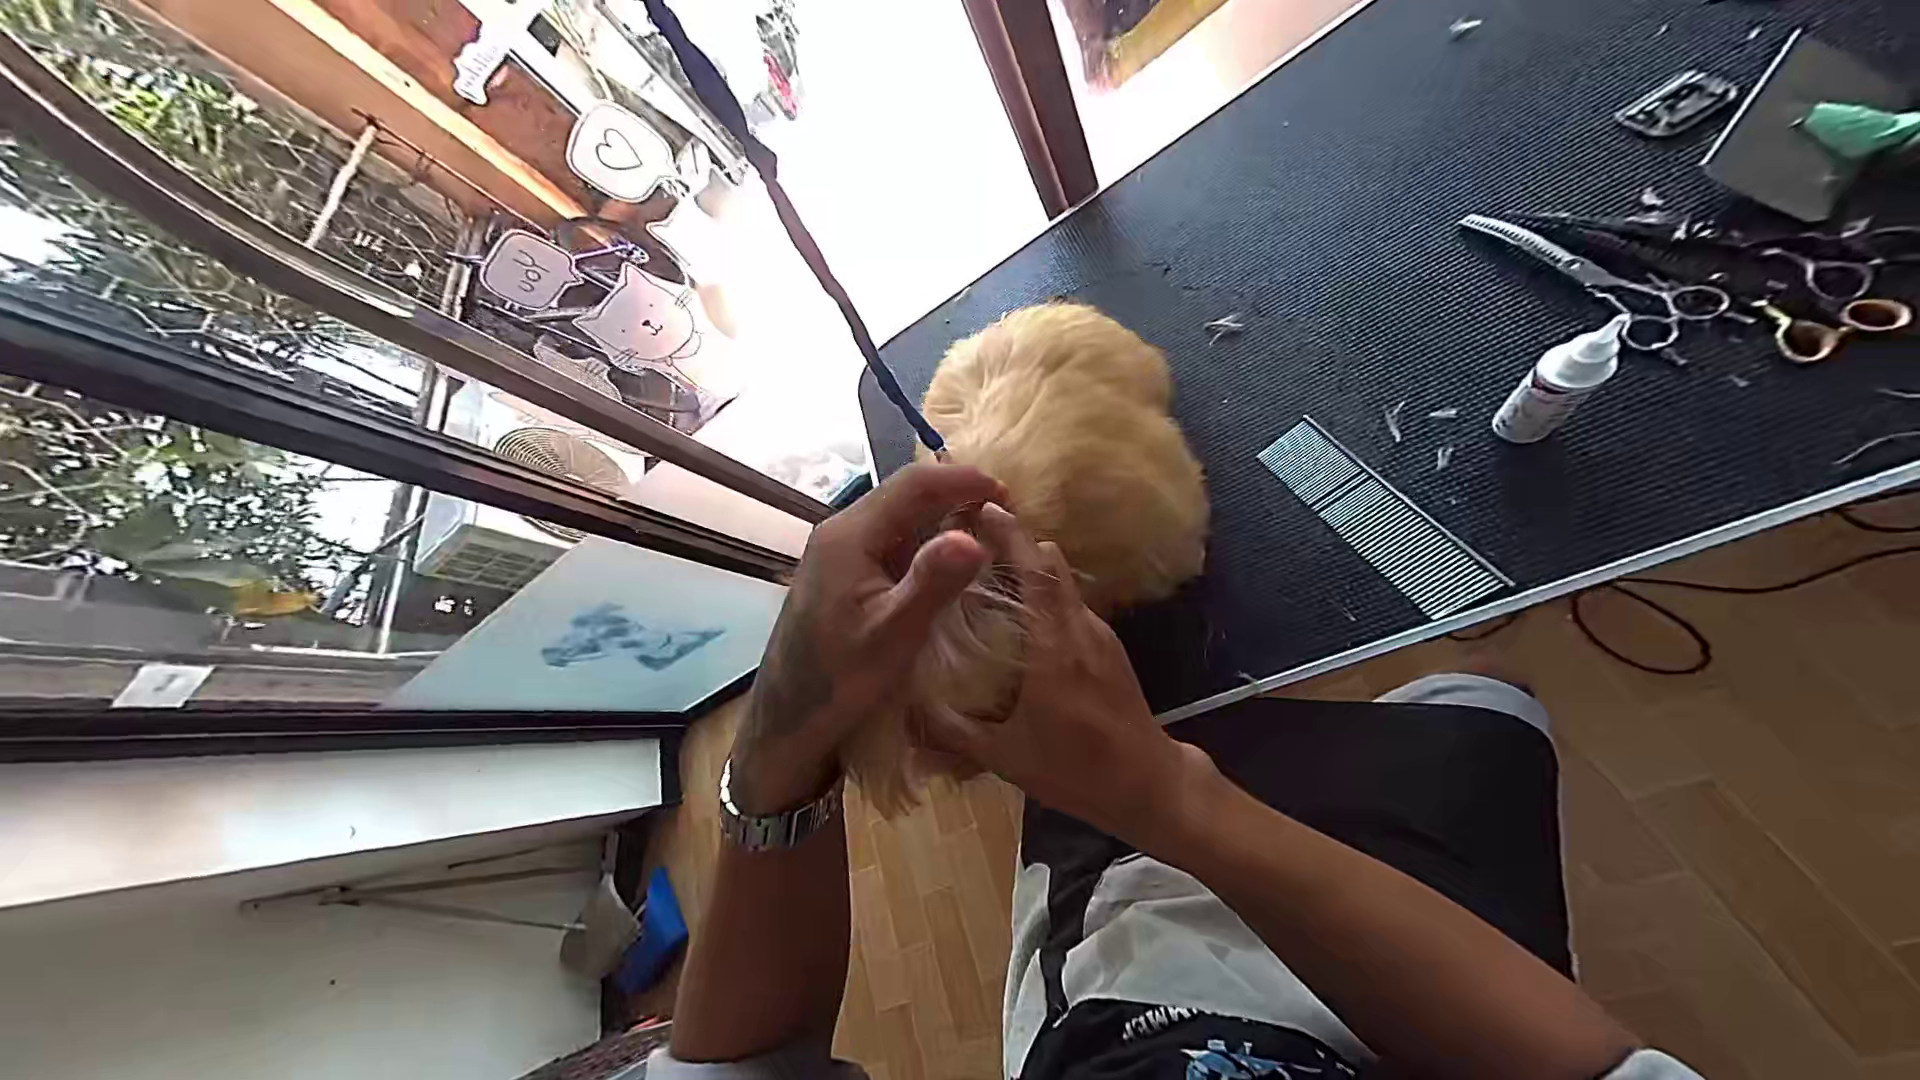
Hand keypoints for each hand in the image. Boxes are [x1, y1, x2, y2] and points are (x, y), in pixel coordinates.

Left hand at [731, 462, 1008, 814]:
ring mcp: (840, 551)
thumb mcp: (892, 634)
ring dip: (942, 520)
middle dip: (957, 497)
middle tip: (1003, 518)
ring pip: (900, 518)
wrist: (788, 717)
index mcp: (850, 534)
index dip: (964, 480)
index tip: (1008, 494)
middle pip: (906, 495)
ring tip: (984, 538)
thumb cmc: (837, 679)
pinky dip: (925, 544)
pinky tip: (946, 565)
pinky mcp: (843, 571)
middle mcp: (841, 531)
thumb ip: (932, 583)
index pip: (914, 484)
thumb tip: (975, 536)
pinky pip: (891, 542)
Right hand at [921, 505, 1213, 845]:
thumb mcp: (1004, 757)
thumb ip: (953, 730)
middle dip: (1015, 543)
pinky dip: (1044, 596)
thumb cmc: (1075, 769)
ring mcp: (1101, 635)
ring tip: (987, 578)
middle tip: (972, 541)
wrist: (1148, 784)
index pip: (1037, 570)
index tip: (981, 509)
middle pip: (1053, 563)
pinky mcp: (1110, 648)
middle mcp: (1081, 628)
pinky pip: (1072, 606)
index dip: (1010, 534)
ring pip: (1064, 583)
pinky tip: (1020, 622)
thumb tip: (908, 707)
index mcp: (1055, 645)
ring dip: (1030, 570)